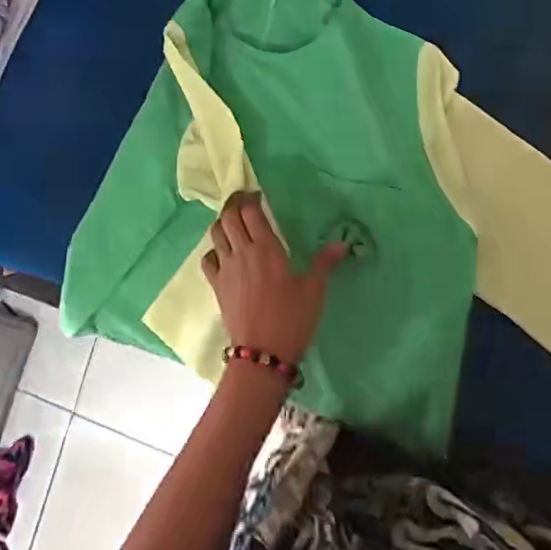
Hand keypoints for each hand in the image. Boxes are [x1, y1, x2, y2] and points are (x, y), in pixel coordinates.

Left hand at [201, 192, 348, 365]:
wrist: (263, 353)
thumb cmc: (292, 318)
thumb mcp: (314, 290)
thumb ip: (324, 262)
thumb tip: (342, 244)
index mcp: (267, 248)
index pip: (251, 211)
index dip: (251, 198)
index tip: (257, 195)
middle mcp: (242, 252)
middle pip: (228, 216)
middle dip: (234, 204)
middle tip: (243, 202)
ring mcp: (226, 268)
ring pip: (215, 233)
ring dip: (222, 223)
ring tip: (233, 223)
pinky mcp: (217, 286)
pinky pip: (208, 259)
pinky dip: (213, 250)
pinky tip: (223, 254)